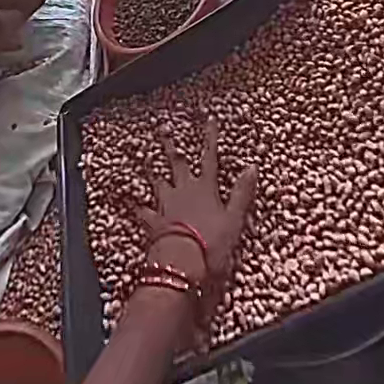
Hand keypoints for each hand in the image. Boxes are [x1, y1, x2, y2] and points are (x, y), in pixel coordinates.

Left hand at [138, 119, 257, 285]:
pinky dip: (138, 205)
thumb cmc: (212, 243)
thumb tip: (253, 166)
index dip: (210, 139)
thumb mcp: (234, 219)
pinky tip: (131, 200)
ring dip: (151, 167)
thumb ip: (242, 193)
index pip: (210, 158)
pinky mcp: (154, 221)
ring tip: (144, 155)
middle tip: (163, 128)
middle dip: (172, 146)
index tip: (210, 120)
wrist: (182, 263)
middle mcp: (184, 191)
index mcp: (205, 188)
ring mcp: (167, 205)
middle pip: (178, 164)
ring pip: (157, 181)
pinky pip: (143, 210)